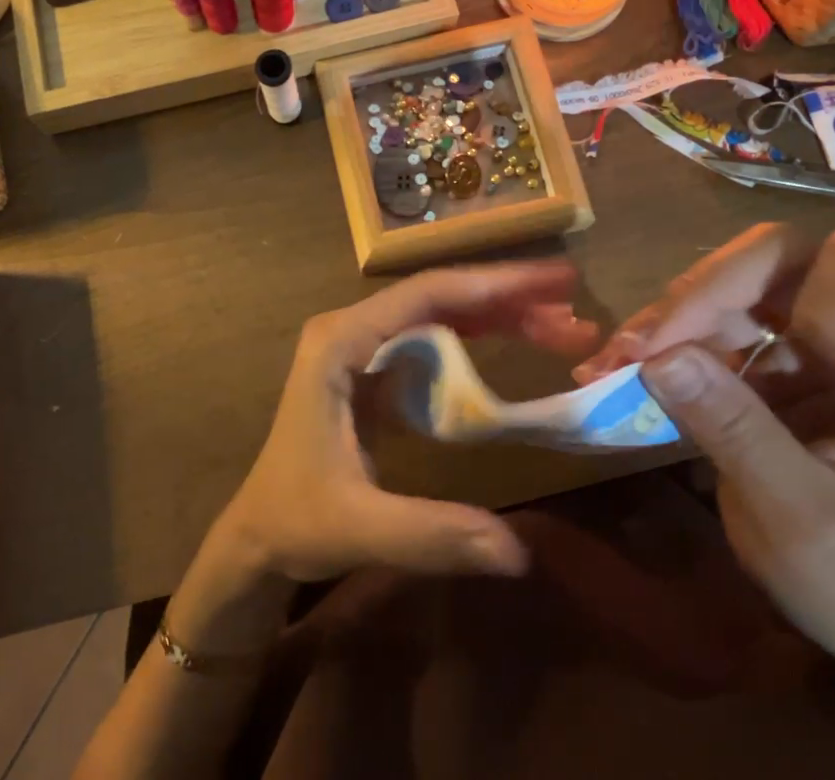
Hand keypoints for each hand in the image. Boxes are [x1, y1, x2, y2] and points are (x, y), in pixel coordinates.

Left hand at [218, 261, 600, 583]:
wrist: (258, 534)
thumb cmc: (296, 520)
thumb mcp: (362, 529)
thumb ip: (433, 535)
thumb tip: (517, 552)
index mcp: (338, 345)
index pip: (424, 296)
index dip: (494, 283)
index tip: (557, 282)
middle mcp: (347, 333)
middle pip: (437, 298)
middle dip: (507, 299)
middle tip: (575, 315)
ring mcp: (357, 350)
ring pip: (437, 316)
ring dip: (497, 317)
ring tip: (561, 328)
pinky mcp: (368, 373)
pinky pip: (429, 344)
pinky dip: (475, 342)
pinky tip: (514, 347)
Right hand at [579, 225, 834, 699]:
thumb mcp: (809, 522)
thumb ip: (740, 433)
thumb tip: (658, 357)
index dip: (832, 302)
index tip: (816, 379)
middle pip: (789, 259)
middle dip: (714, 289)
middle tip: (652, 343)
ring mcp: (808, 355)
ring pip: (735, 287)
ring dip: (670, 315)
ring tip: (614, 362)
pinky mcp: (762, 377)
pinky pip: (704, 332)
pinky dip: (655, 345)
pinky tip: (613, 372)